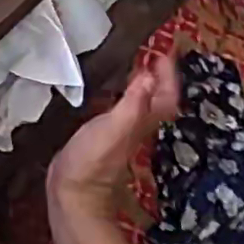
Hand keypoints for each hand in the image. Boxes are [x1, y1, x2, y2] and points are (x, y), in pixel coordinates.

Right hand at [48, 53, 180, 214]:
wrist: (74, 192)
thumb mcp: (112, 128)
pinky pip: (123, 108)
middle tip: (152, 54)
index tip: (165, 51)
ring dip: (143, 84)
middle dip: (159, 76)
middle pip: (157, 98)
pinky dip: (124, 94)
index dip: (168, 75)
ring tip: (135, 64)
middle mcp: (137, 126)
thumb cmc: (93, 159)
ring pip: (141, 103)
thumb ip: (132, 104)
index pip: (165, 95)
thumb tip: (150, 76)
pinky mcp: (104, 134)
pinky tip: (112, 88)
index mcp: (142, 122)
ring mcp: (121, 131)